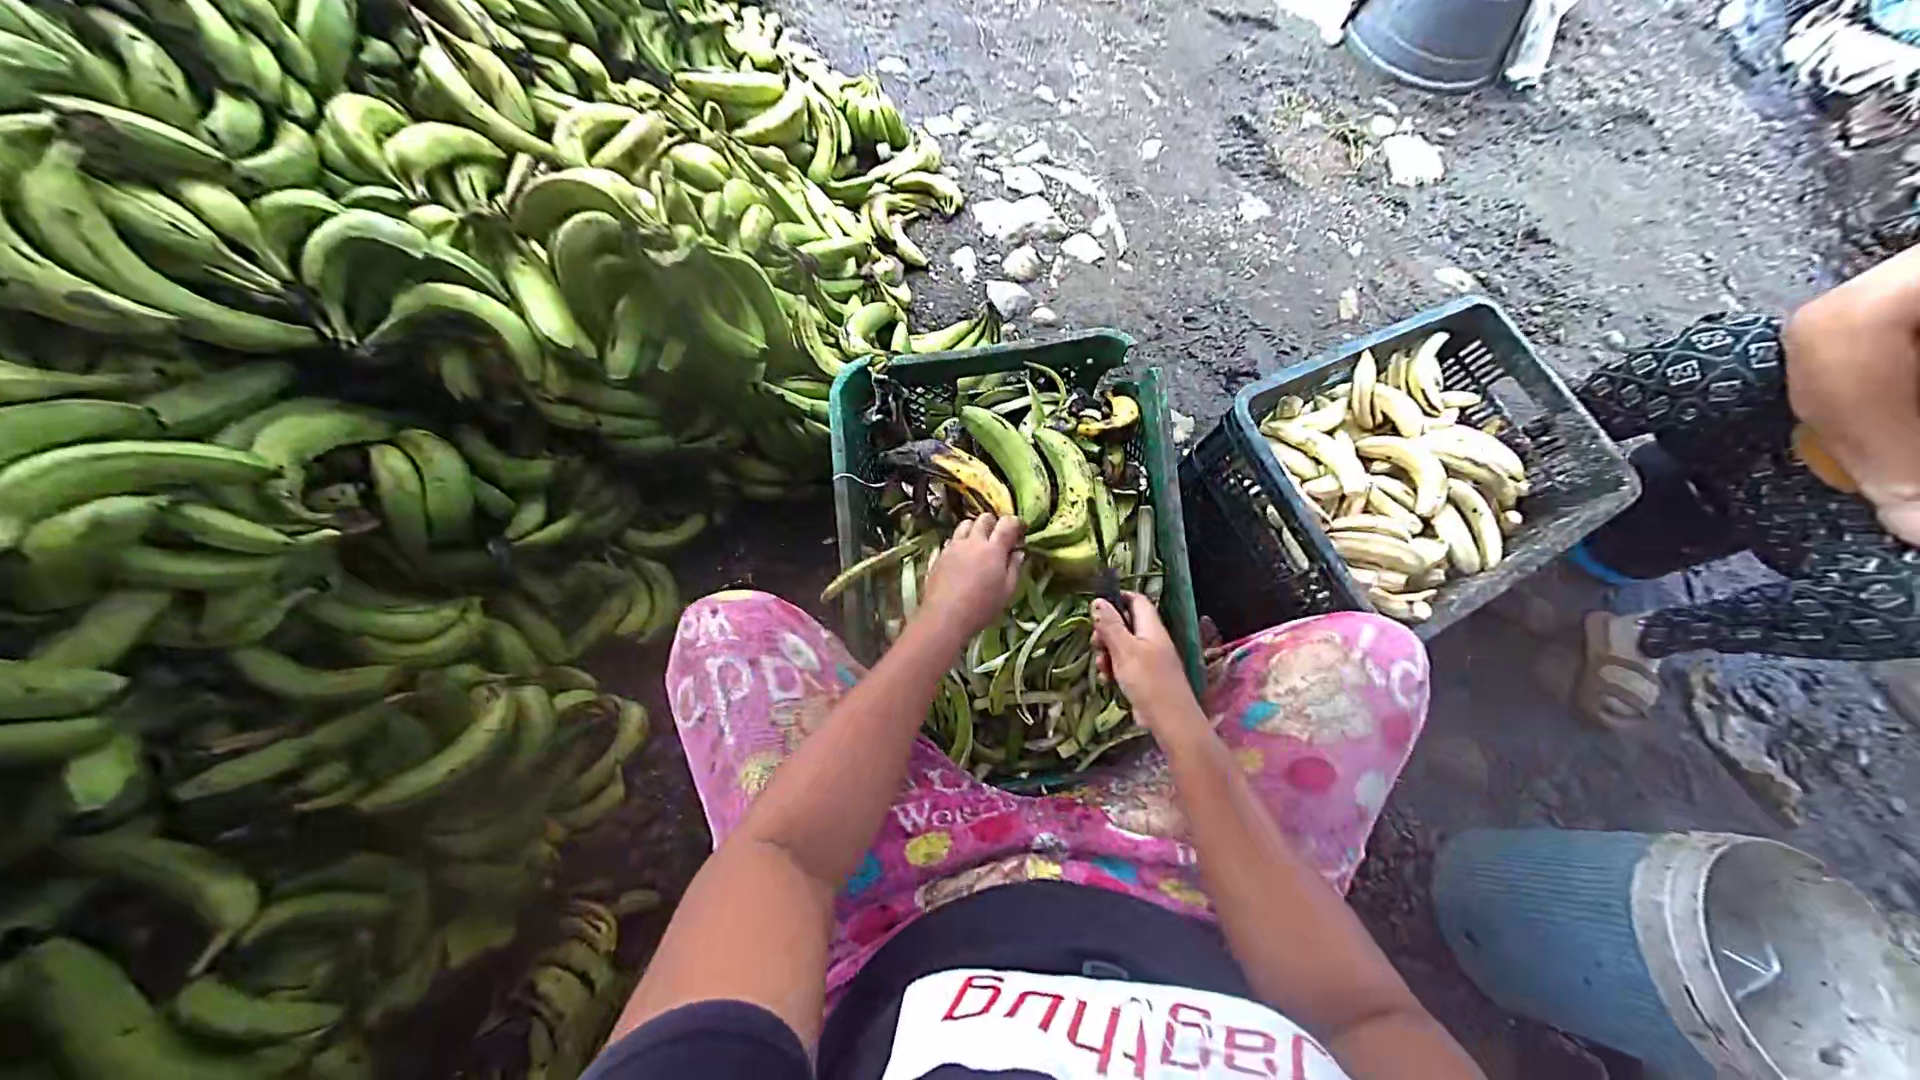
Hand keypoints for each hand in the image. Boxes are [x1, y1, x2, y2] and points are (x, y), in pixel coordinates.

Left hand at [918, 514, 1024, 639]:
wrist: (945, 617)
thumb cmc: (982, 606)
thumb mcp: (1007, 591)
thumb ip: (1014, 568)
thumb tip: (1018, 552)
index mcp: (993, 548)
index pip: (1007, 523)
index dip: (1016, 523)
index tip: (1020, 531)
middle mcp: (972, 542)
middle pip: (983, 519)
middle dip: (994, 523)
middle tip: (998, 538)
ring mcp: (952, 547)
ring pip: (964, 525)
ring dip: (974, 529)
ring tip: (978, 544)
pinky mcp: (938, 556)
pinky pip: (949, 541)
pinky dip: (958, 543)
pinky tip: (960, 556)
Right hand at [1091, 592, 1208, 740]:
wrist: (1170, 721)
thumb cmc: (1148, 681)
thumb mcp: (1124, 650)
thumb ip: (1110, 625)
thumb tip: (1098, 601)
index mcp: (1151, 627)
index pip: (1136, 600)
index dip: (1117, 599)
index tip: (1096, 610)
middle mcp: (1151, 639)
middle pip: (1124, 624)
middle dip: (1105, 633)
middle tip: (1096, 645)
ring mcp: (1148, 659)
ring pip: (1120, 646)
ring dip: (1106, 653)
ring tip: (1102, 668)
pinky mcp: (1143, 677)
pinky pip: (1123, 665)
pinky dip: (1113, 669)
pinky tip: (1107, 680)